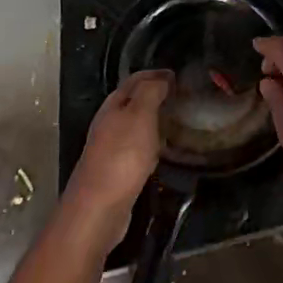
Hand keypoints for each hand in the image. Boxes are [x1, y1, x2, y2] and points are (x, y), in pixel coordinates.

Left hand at [67, 69, 171, 230]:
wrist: (99, 208)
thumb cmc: (122, 156)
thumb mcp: (140, 115)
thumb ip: (151, 92)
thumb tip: (163, 77)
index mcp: (113, 104)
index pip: (136, 79)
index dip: (157, 74)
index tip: (180, 75)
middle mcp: (109, 122)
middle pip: (133, 100)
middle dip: (156, 94)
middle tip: (184, 96)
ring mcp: (110, 146)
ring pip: (136, 123)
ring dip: (155, 118)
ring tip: (179, 120)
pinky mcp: (117, 169)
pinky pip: (138, 146)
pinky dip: (153, 141)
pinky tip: (165, 149)